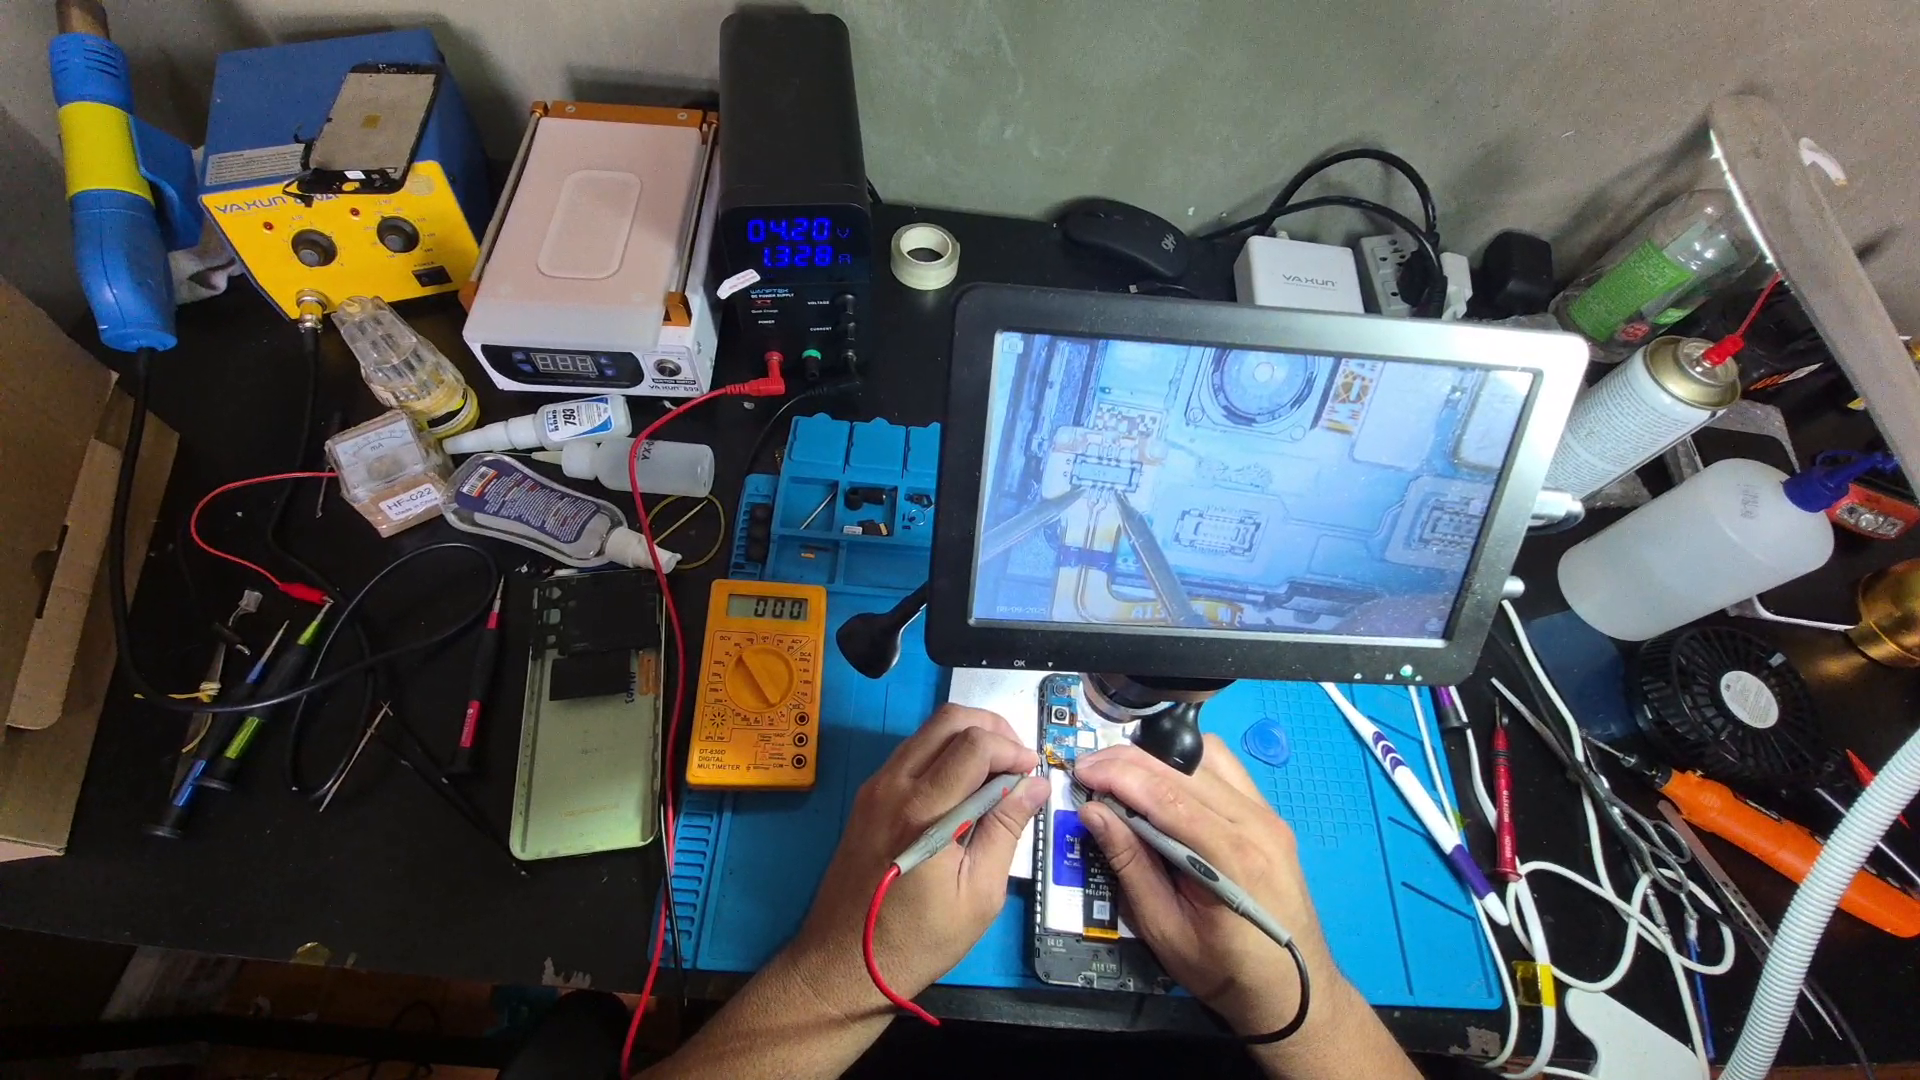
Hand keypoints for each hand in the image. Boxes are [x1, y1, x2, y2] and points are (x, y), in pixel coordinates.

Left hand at [780, 705, 1046, 1017]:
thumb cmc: (917, 940)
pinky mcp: (869, 795)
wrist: (841, 963)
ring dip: (967, 735)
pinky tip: (963, 784)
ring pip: (928, 730)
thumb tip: (1035, 785)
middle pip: (949, 719)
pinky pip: (912, 751)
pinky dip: (944, 751)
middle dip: (992, 728)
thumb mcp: (978, 895)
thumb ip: (1006, 830)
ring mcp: (877, 786)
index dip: (1012, 749)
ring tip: (996, 771)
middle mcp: (895, 785)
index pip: (974, 744)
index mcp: (924, 812)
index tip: (1033, 773)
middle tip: (1017, 760)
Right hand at [1074, 736, 1353, 1038]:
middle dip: (1128, 759)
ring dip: (1157, 755)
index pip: (1167, 795)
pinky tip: (1161, 779)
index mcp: (1234, 858)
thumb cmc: (1225, 971)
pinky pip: (1223, 766)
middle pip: (1183, 768)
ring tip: (1121, 771)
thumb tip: (1092, 811)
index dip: (1120, 775)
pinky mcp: (1268, 812)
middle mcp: (1257, 823)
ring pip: (1205, 755)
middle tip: (1089, 767)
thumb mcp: (1164, 929)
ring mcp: (1268, 813)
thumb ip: (1129, 864)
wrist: (1293, 992)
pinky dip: (1185, 762)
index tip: (1081, 770)